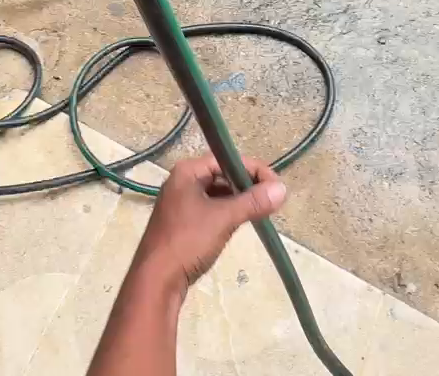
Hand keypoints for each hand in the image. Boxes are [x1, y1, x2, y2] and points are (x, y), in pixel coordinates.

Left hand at [129, 155, 287, 295]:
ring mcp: (180, 202)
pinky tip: (241, 223)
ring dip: (238, 200)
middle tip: (271, 199)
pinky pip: (210, 209)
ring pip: (217, 193)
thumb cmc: (188, 240)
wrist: (156, 279)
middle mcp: (182, 181)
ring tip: (261, 210)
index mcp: (187, 171)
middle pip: (221, 175)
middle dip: (247, 185)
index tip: (276, 185)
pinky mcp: (182, 222)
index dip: (253, 169)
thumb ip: (252, 202)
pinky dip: (227, 212)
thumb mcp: (223, 218)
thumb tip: (282, 188)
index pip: (226, 159)